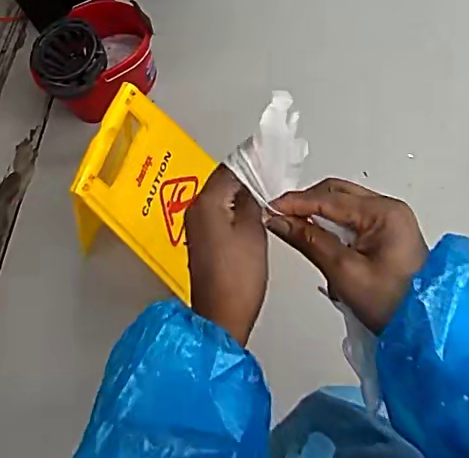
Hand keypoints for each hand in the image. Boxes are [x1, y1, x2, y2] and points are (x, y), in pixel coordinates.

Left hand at [185, 165, 268, 346]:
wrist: (222, 319)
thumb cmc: (238, 278)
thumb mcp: (254, 229)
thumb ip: (253, 198)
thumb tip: (253, 182)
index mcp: (206, 202)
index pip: (231, 166)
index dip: (252, 156)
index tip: (269, 149)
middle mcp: (196, 210)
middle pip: (224, 179)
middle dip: (248, 171)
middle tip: (272, 165)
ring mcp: (196, 226)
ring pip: (222, 195)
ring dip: (242, 189)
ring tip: (268, 185)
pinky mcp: (202, 240)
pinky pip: (220, 210)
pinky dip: (236, 205)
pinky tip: (254, 208)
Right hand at [266, 178, 428, 333]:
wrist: (425, 330)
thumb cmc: (393, 306)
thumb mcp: (345, 274)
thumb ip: (311, 242)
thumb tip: (281, 221)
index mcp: (384, 212)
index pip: (330, 197)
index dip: (297, 202)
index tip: (271, 208)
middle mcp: (389, 208)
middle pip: (337, 194)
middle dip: (308, 206)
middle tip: (281, 218)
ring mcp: (390, 220)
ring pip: (343, 207)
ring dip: (321, 220)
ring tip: (302, 236)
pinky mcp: (387, 234)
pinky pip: (353, 221)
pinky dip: (335, 232)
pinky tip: (326, 249)